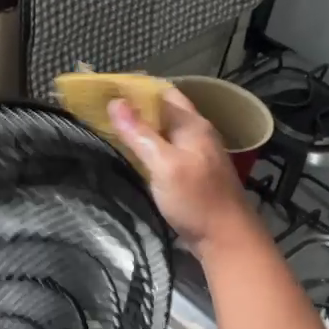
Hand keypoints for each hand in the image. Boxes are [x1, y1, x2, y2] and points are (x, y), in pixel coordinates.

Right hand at [108, 89, 259, 250]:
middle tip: (102, 107)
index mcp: (192, 124)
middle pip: (163, 109)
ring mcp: (196, 152)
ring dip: (140, 125)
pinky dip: (147, 143)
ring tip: (109, 125)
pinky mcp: (191, 170)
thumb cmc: (196, 200)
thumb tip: (115, 102)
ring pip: (164, 128)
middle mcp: (196, 132)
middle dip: (135, 105)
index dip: (133, 89)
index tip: (104, 89)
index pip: (160, 93)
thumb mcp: (164, 164)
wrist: (226, 239)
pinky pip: (165, 146)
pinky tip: (131, 150)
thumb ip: (139, 133)